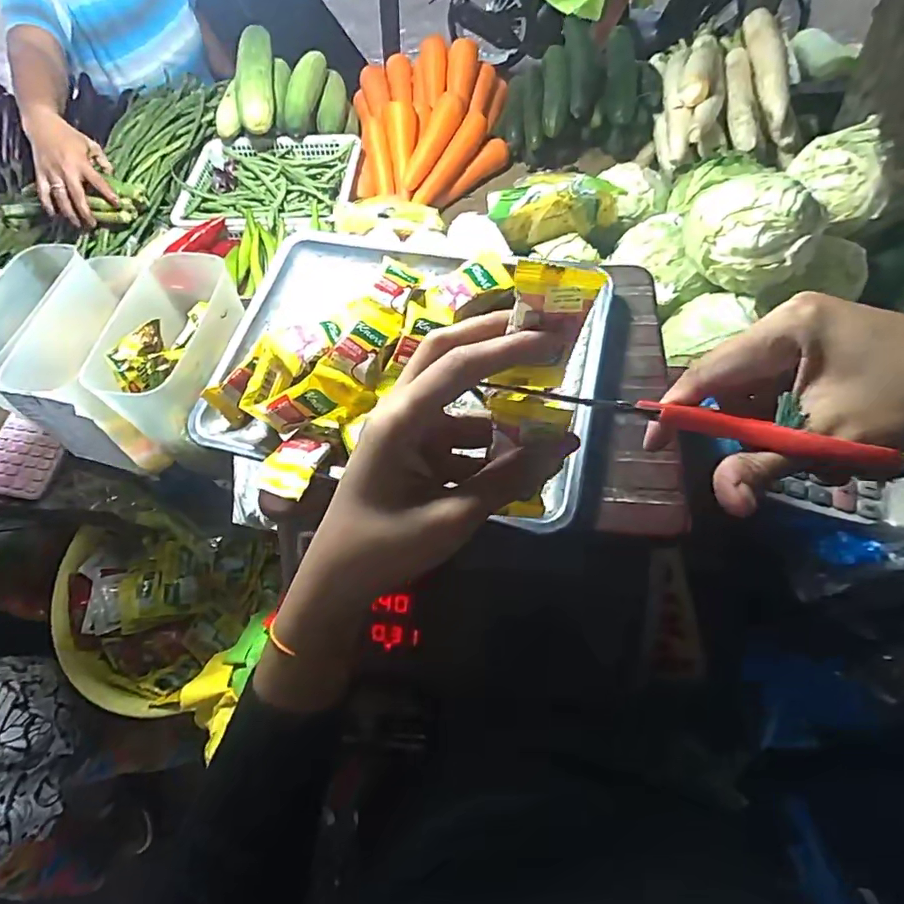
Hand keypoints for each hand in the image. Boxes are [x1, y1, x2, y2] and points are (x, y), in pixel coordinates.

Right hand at [22, 109, 119, 226]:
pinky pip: (43, 193)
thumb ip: (102, 160)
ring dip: (69, 213)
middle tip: (92, 225)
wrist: (41, 125)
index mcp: (81, 163)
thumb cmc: (69, 135)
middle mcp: (66, 170)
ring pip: (60, 198)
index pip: (97, 181)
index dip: (107, 193)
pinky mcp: (40, 174)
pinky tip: (54, 215)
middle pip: (77, 196)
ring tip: (77, 225)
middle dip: (85, 212)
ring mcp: (51, 173)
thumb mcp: (90, 144)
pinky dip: (48, 205)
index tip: (117, 204)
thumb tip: (111, 174)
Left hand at [274, 313, 578, 647]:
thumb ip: (510, 477)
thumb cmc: (385, 548)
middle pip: (444, 352)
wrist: (337, 579)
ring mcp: (405, 429)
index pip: (459, 365)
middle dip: (490, 334)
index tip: (552, 338)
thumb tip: (566, 443)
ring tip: (544, 391)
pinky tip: (521, 450)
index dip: (508, 347)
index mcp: (401, 420)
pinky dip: (488, 435)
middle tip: (538, 324)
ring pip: (455, 394)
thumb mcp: (453, 516)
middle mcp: (400, 411)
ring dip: (496, 393)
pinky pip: (456, 430)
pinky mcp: (412, 449)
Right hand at [644, 293, 903, 515]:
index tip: (653, 445)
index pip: (709, 370)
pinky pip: (787, 392)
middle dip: (742, 429)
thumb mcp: (832, 437)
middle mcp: (790, 322)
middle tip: (757, 464)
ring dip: (775, 433)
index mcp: (786, 327)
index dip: (676, 409)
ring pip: (761, 392)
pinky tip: (829, 446)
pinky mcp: (827, 351)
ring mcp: (810, 335)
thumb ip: (767, 464)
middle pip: (734, 382)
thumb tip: (724, 502)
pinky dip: (796, 425)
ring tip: (816, 458)